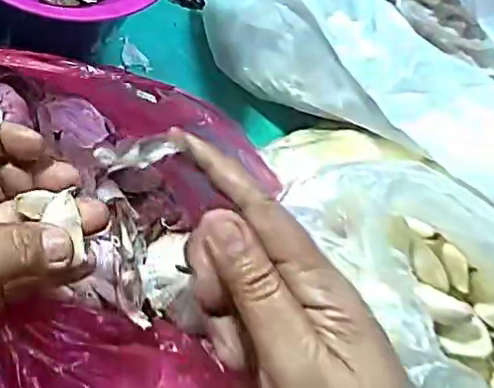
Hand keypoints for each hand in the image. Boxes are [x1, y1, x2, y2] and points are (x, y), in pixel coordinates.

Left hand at [0, 121, 107, 387]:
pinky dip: (57, 264)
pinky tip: (83, 261)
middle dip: (42, 179)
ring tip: (96, 220)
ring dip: (59, 221)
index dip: (4, 137)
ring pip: (25, 224)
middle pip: (7, 179)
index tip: (40, 147)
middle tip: (78, 188)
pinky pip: (31, 267)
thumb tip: (72, 239)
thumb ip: (15, 247)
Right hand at [175, 131, 407, 387]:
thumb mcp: (299, 358)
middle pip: (229, 237)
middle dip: (209, 268)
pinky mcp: (272, 330)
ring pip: (221, 271)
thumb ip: (256, 286)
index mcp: (318, 280)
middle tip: (216, 316)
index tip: (175, 135)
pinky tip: (234, 358)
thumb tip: (216, 213)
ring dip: (214, 307)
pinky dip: (219, 327)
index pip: (259, 206)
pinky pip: (225, 304)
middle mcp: (300, 283)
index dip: (217, 167)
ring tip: (234, 356)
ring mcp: (286, 307)